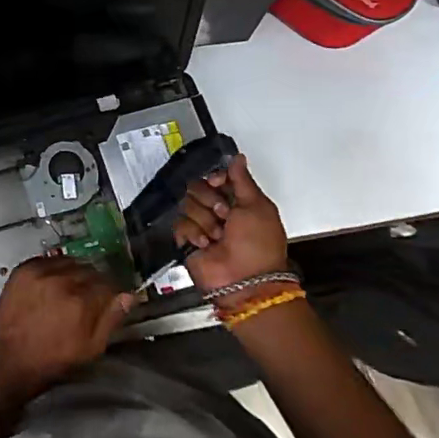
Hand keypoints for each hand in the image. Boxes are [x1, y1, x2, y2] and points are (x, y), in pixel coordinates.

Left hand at [0, 255, 135, 397]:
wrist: (11, 356)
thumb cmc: (54, 358)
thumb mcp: (91, 348)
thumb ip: (111, 319)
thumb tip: (129, 296)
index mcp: (82, 302)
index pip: (108, 284)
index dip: (112, 291)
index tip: (111, 297)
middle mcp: (62, 281)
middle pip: (89, 270)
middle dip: (95, 281)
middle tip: (90, 295)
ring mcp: (40, 272)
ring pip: (69, 261)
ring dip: (75, 271)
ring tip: (72, 287)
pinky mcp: (23, 269)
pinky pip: (47, 259)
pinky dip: (55, 267)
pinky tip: (53, 281)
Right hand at [174, 154, 288, 291]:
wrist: (244, 279)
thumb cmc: (258, 244)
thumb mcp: (258, 207)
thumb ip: (243, 180)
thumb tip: (237, 157)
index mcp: (237, 201)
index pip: (216, 177)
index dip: (215, 178)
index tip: (219, 183)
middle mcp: (218, 211)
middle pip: (197, 187)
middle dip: (209, 201)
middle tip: (224, 216)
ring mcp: (202, 225)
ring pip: (188, 205)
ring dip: (205, 221)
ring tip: (217, 237)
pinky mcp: (187, 239)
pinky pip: (180, 224)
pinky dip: (194, 234)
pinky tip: (206, 245)